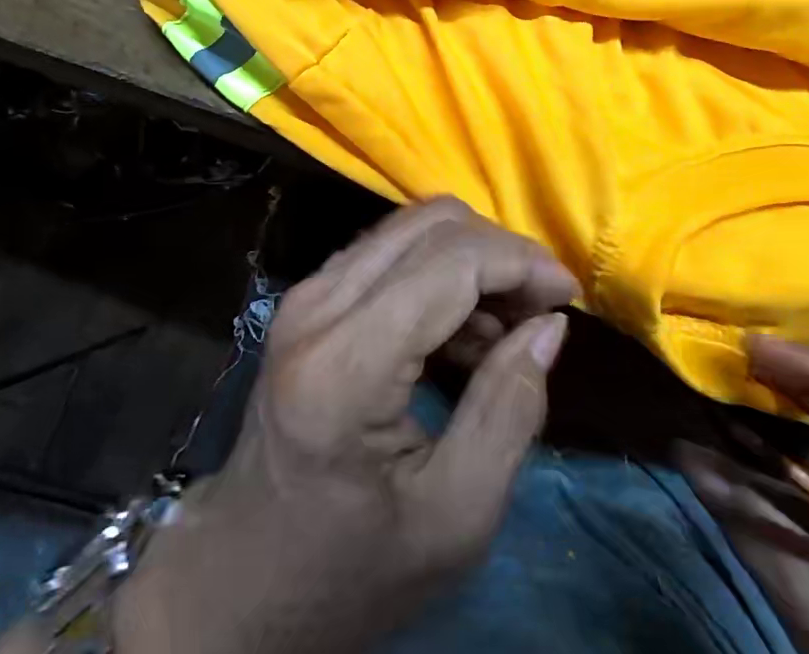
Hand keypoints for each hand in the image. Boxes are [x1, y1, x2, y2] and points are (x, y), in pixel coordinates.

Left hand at [115, 198, 576, 653]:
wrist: (240, 582)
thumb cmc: (350, 568)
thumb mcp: (457, 515)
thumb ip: (511, 408)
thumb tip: (550, 324)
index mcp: (345, 367)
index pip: (453, 262)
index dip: (524, 264)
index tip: (568, 298)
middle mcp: (316, 309)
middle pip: (435, 224)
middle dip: (504, 255)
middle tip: (540, 313)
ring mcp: (305, 297)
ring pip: (415, 227)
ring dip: (476, 262)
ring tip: (506, 332)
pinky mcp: (308, 301)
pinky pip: (393, 251)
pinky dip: (444, 274)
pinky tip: (464, 335)